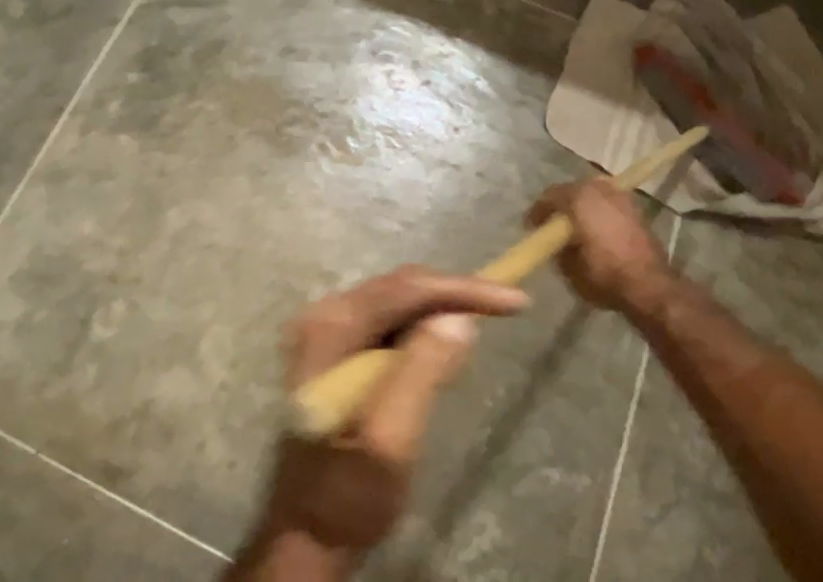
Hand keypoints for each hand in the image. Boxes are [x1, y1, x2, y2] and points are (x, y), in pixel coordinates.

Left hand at [235, 268, 527, 577]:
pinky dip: (424, 328)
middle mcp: (322, 319)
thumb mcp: (388, 441)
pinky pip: (389, 323)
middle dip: (454, 294)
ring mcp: (326, 335)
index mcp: (329, 330)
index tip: (515, 301)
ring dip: (441, 308)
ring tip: (487, 319)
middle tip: (507, 307)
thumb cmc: (347, 493)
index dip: (461, 289)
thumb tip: (458, 318)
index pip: (404, 289)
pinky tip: (447, 344)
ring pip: (397, 302)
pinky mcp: (337, 354)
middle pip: (400, 288)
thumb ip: (420, 373)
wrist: (307, 534)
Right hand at [526, 178, 671, 310]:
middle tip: (553, 224)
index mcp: (579, 198)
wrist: (649, 286)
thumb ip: (557, 247)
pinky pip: (609, 202)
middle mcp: (599, 189)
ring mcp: (620, 196)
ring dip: (582, 205)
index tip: (531, 226)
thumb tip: (557, 242)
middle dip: (561, 205)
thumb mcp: (568, 267)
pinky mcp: (636, 209)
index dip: (538, 211)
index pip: (550, 196)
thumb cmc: (603, 275)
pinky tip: (596, 228)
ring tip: (576, 225)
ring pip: (593, 193)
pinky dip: (599, 211)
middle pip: (572, 189)